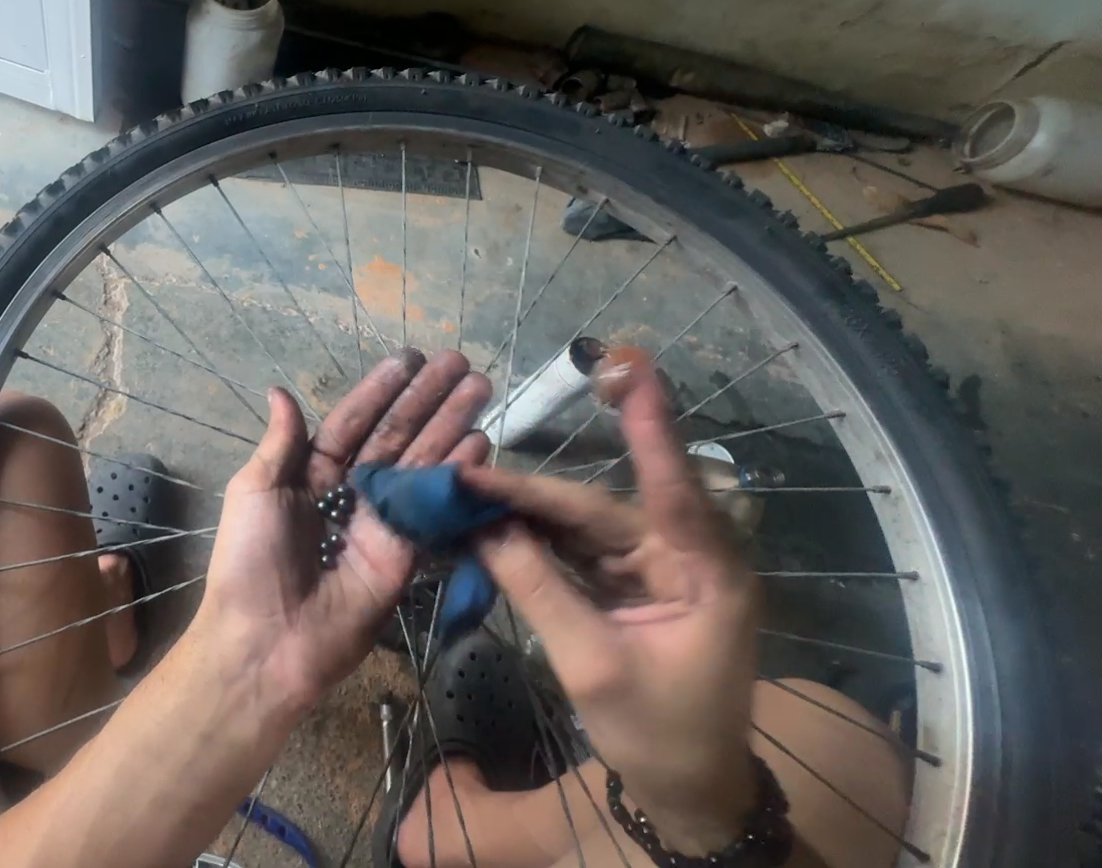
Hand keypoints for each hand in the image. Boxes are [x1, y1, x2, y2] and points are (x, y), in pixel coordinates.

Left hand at [187, 348, 491, 714]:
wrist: (264, 641)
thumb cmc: (249, 558)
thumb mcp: (255, 491)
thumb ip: (280, 443)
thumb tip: (279, 390)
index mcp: (309, 473)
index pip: (353, 421)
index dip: (380, 391)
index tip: (411, 359)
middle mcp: (349, 491)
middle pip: (395, 436)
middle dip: (427, 400)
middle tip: (462, 363)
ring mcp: (380, 523)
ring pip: (419, 464)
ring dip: (450, 426)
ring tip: (480, 389)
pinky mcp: (404, 556)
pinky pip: (432, 510)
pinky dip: (456, 476)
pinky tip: (479, 443)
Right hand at [468, 359, 759, 854]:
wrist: (686, 790)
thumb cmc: (659, 734)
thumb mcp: (592, 664)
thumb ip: (538, 589)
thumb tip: (484, 527)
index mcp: (702, 574)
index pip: (672, 489)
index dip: (650, 429)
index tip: (633, 372)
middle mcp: (679, 558)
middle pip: (593, 509)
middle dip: (526, 493)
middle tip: (462, 475)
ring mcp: (648, 569)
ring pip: (574, 525)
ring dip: (519, 513)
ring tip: (460, 496)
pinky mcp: (622, 583)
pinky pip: (568, 549)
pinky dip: (526, 540)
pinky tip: (485, 526)